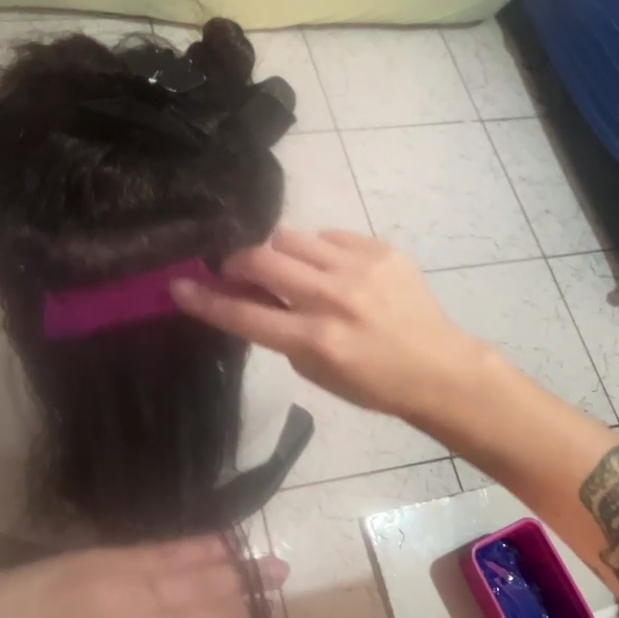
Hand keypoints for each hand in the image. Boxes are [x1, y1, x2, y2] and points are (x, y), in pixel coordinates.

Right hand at [171, 229, 493, 424]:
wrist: (438, 368)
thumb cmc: (370, 382)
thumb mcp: (315, 370)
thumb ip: (277, 330)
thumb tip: (244, 295)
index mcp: (315, 340)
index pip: (244, 314)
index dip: (205, 300)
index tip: (179, 285)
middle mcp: (334, 299)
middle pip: (262, 260)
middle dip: (238, 263)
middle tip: (236, 271)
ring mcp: (360, 269)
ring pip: (292, 238)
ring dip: (278, 253)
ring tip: (288, 269)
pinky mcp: (382, 250)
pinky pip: (330, 235)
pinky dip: (319, 250)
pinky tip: (330, 268)